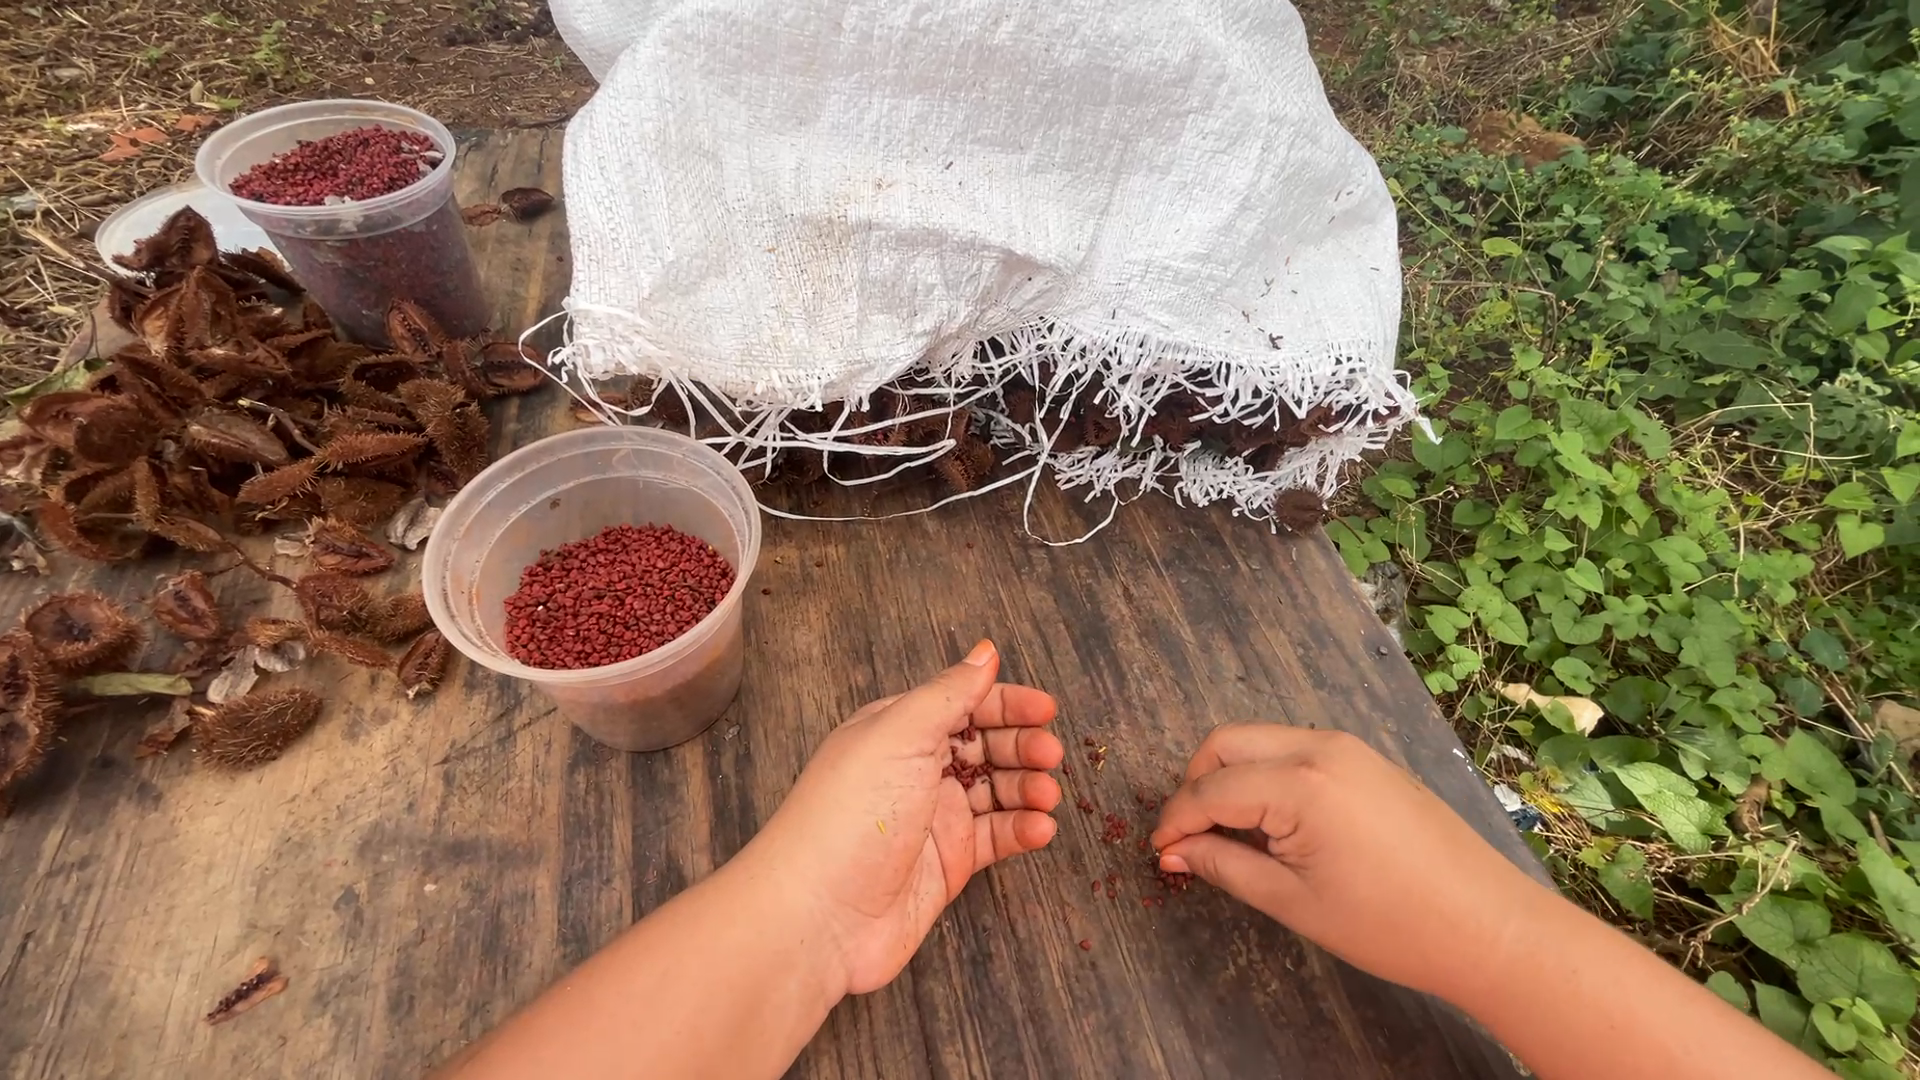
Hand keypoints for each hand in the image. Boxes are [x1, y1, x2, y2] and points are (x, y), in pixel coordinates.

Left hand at [741, 640, 1063, 995]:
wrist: (819, 918)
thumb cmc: (848, 815)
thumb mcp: (900, 734)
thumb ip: (949, 692)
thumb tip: (984, 652)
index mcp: (901, 729)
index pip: (964, 702)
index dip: (1007, 703)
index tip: (1045, 709)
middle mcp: (918, 767)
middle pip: (985, 744)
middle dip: (1022, 745)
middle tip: (1050, 755)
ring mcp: (934, 815)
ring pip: (996, 790)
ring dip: (1027, 787)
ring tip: (1047, 795)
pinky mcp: (949, 861)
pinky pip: (996, 836)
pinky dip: (1022, 830)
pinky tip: (1039, 829)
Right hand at [1149, 724, 1552, 1001]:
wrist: (1494, 929)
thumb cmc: (1390, 926)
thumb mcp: (1293, 902)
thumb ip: (1223, 865)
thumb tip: (1171, 852)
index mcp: (1299, 783)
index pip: (1212, 789)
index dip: (1177, 819)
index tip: (1158, 850)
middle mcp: (1317, 746)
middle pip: (1226, 743)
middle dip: (1196, 783)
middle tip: (1189, 834)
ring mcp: (1344, 746)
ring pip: (1257, 740)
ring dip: (1229, 775)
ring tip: (1229, 829)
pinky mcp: (1362, 756)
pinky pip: (1291, 748)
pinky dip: (1264, 773)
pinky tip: (1272, 818)